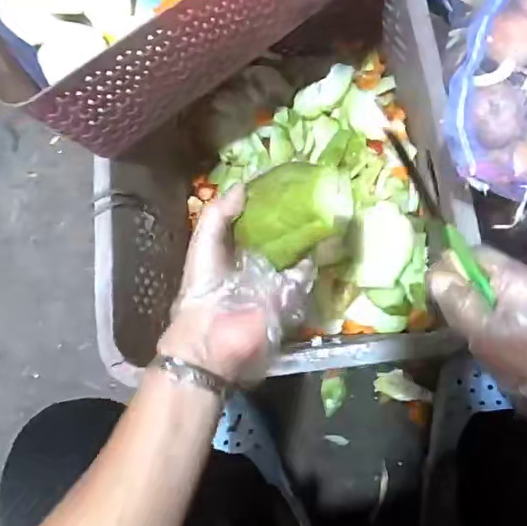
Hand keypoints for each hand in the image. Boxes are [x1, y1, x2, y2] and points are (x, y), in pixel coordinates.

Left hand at [158, 184, 312, 384]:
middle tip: (309, 193)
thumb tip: (243, 186)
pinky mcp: (289, 298)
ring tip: (323, 209)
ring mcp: (273, 281)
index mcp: (231, 251)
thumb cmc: (202, 291)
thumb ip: (219, 214)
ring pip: (295, 254)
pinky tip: (324, 238)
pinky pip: (305, 277)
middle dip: (290, 219)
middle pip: (277, 236)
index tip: (281, 183)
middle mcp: (254, 264)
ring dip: (307, 237)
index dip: (263, 204)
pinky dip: (314, 261)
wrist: (212, 342)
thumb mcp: (203, 245)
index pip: (251, 222)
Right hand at [428, 245, 526, 432]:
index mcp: (514, 275)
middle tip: (445, 311)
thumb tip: (435, 274)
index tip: (434, 289)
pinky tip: (488, 338)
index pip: (474, 252)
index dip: (450, 266)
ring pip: (497, 292)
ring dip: (478, 304)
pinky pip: (510, 307)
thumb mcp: (481, 329)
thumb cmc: (524, 356)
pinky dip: (494, 316)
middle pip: (486, 272)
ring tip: (463, 327)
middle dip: (463, 287)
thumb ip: (457, 299)